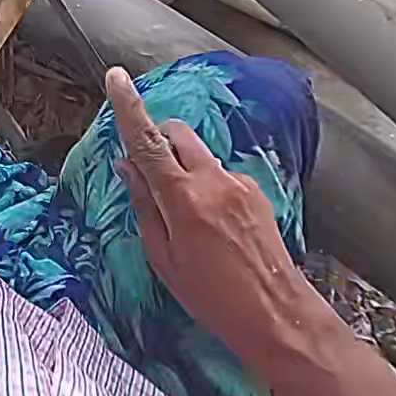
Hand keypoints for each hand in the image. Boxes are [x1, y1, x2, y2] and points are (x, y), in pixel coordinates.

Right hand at [106, 67, 324, 377]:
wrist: (279, 317)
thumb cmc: (212, 298)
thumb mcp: (163, 259)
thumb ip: (144, 206)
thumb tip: (128, 167)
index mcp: (183, 200)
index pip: (147, 142)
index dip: (128, 107)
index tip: (116, 77)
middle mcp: (213, 181)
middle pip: (177, 133)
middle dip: (158, 140)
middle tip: (150, 172)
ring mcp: (239, 183)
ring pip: (198, 153)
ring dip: (183, 165)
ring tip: (186, 212)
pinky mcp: (256, 190)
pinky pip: (219, 172)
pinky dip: (206, 183)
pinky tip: (213, 222)